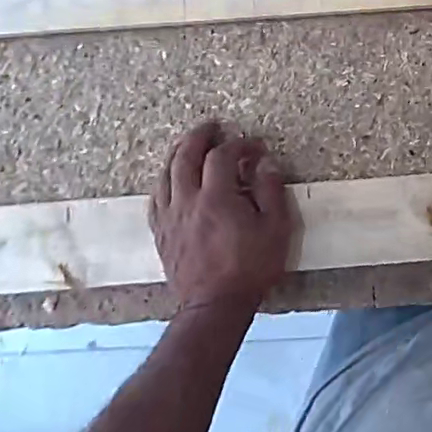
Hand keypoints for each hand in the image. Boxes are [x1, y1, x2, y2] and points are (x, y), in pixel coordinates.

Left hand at [149, 121, 297, 312]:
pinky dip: (165, 181)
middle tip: (212, 126)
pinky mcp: (162, 234)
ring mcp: (169, 219)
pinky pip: (156, 198)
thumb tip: (265, 163)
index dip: (240, 144)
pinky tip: (172, 180)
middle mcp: (187, 202)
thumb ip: (270, 190)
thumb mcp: (276, 226)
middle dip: (198, 137)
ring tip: (189, 144)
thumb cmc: (252, 265)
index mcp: (217, 198)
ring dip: (177, 155)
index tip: (256, 146)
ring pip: (165, 176)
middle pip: (184, 158)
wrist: (216, 305)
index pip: (222, 157)